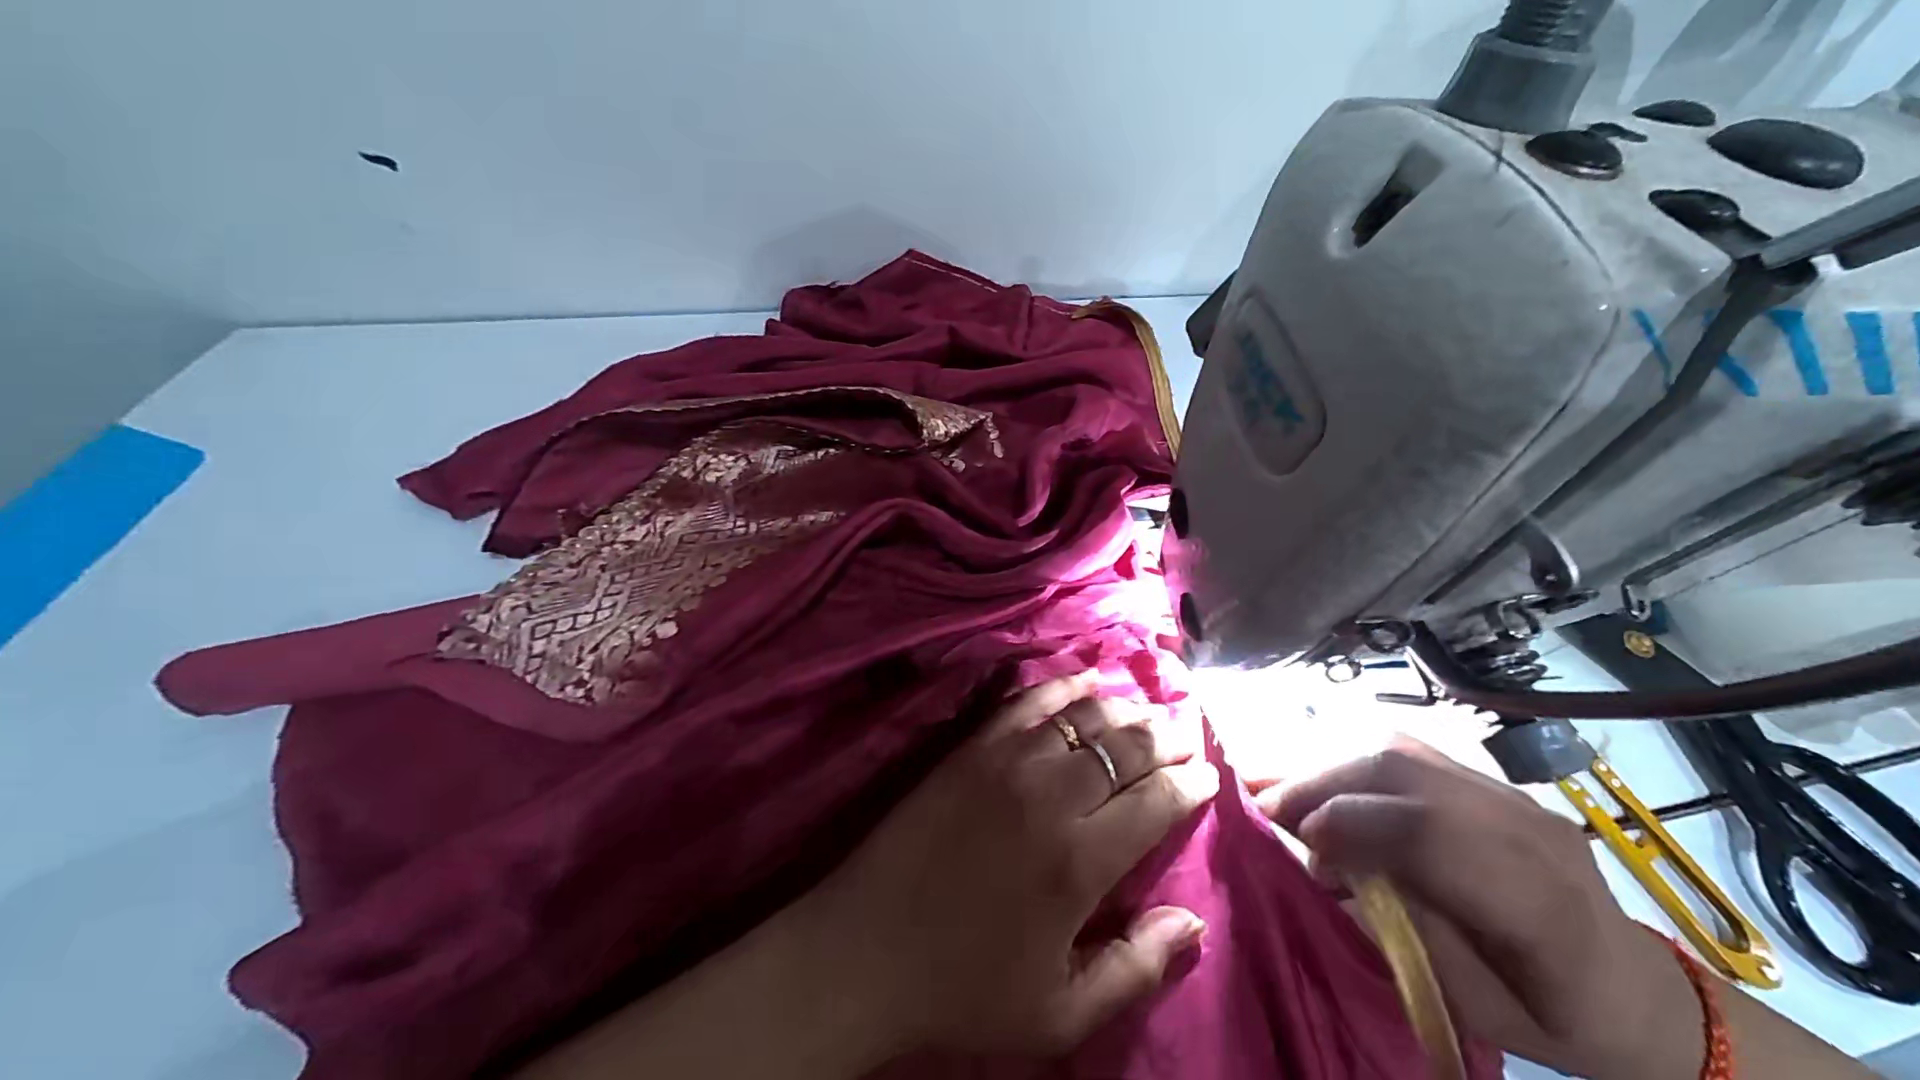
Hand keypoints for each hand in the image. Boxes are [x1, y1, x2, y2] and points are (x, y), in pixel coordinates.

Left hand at [794, 673, 1219, 1060]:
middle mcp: (1050, 796)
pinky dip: (1061, 686)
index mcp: (1081, 861)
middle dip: (1166, 736)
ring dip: (1123, 708)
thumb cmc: (964, 988)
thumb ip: (1136, 968)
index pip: (1157, 800)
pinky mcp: (969, 749)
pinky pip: (1026, 702)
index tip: (1207, 775)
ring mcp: (1005, 763)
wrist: (865, 950)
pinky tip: (1082, 680)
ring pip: (1082, 716)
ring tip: (1144, 710)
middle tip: (1185, 733)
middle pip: (1127, 747)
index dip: (1190, 783)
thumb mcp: (1060, 1012)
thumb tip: (1194, 923)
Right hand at [1260, 738, 1704, 1079]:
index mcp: (1539, 906)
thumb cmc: (1546, 1012)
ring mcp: (1510, 794)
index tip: (1290, 831)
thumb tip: (1321, 861)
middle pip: (1403, 773)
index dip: (1352, 822)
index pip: (1432, 836)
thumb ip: (1397, 924)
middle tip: (1265, 803)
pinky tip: (1320, 775)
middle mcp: (1528, 829)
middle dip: (1321, 782)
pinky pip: (1408, 749)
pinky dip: (1350, 756)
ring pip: (1398, 748)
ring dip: (1328, 761)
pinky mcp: (1489, 780)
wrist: (1631, 987)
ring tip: (1281, 783)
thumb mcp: (1468, 1000)